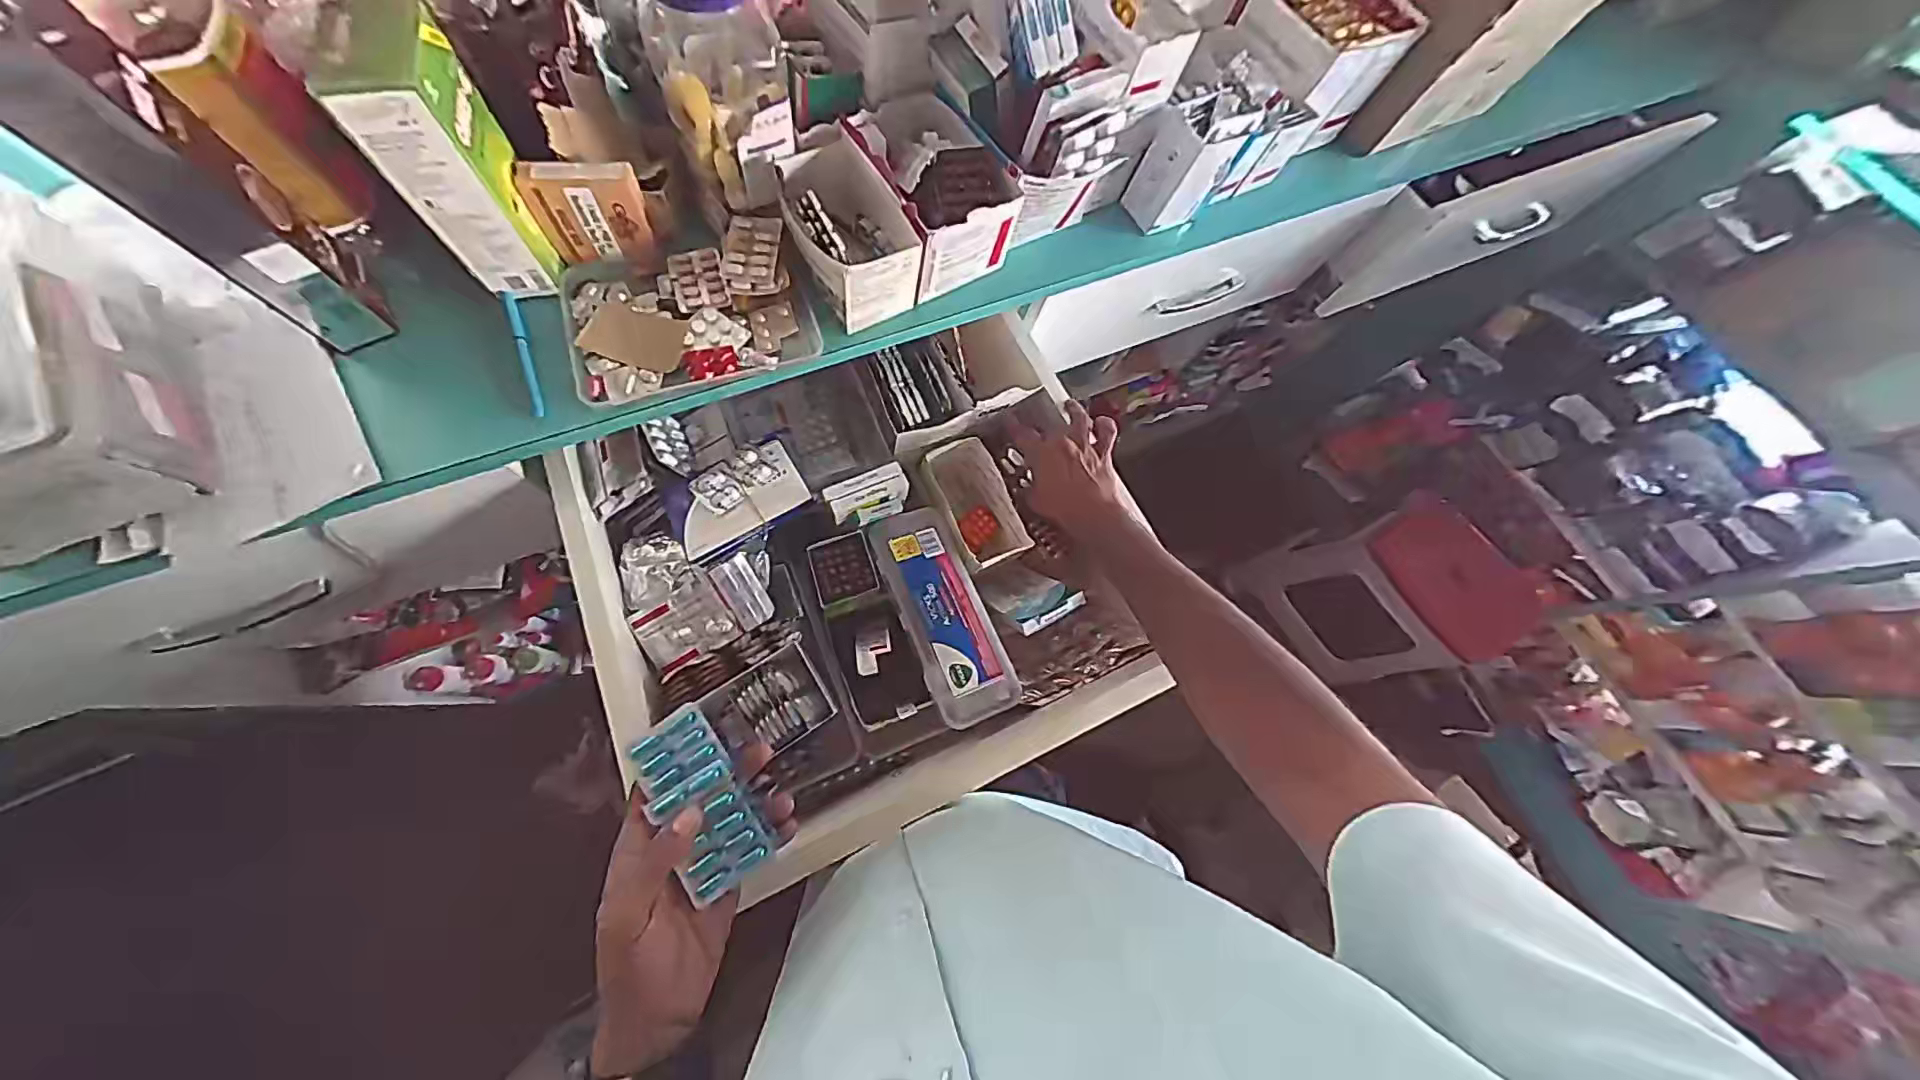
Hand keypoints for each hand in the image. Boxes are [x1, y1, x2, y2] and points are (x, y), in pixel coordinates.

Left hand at [591, 743, 794, 1077]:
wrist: (658, 1022)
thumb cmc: (627, 968)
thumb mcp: (627, 915)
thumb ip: (655, 862)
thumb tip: (690, 812)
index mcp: (639, 850)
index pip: (655, 794)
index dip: (676, 762)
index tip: (702, 733)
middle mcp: (674, 848)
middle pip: (703, 798)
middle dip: (729, 772)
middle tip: (756, 750)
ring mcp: (704, 864)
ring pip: (732, 819)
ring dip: (755, 799)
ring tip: (778, 786)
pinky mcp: (729, 883)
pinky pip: (751, 849)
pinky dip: (770, 833)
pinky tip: (786, 821)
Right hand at [1011, 401, 1145, 549]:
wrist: (1095, 515)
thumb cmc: (1065, 509)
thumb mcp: (1035, 501)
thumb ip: (1029, 490)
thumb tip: (1026, 489)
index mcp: (1042, 452)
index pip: (1022, 434)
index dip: (1013, 425)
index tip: (1009, 421)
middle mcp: (1063, 443)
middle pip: (1049, 421)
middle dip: (1040, 416)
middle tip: (1035, 415)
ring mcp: (1085, 446)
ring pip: (1080, 418)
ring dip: (1074, 410)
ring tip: (1069, 405)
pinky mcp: (1103, 454)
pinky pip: (1107, 433)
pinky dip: (1105, 424)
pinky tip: (1102, 421)